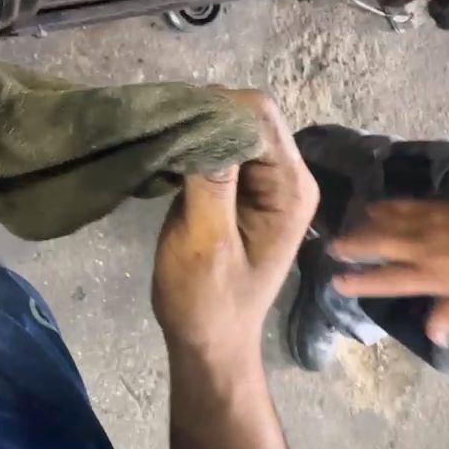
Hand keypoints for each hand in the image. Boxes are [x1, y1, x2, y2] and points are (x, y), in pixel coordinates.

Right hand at [152, 91, 318, 366]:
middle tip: (159, 130)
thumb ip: (212, 181)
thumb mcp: (205, 242)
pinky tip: (165, 152)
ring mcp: (261, 181)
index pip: (259, 116)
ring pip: (230, 125)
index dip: (216, 109)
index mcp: (289, 188)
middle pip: (247, 114)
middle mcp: (284, 176)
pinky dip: (191, 141)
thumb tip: (207, 119)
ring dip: (194, 127)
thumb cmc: (206, 299)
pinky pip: (217, 145)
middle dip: (204, 113)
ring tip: (158, 139)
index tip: (172, 121)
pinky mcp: (237, 186)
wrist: (206, 339)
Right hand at [330, 198, 448, 346]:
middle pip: (372, 244)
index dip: (358, 281)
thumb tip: (433, 339)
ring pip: (379, 222)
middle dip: (348, 246)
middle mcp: (418, 248)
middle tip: (332, 249)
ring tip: (348, 230)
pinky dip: (380, 208)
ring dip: (360, 226)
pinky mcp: (429, 206)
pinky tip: (373, 210)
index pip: (384, 280)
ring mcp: (422, 224)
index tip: (337, 282)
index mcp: (429, 275)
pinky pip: (396, 206)